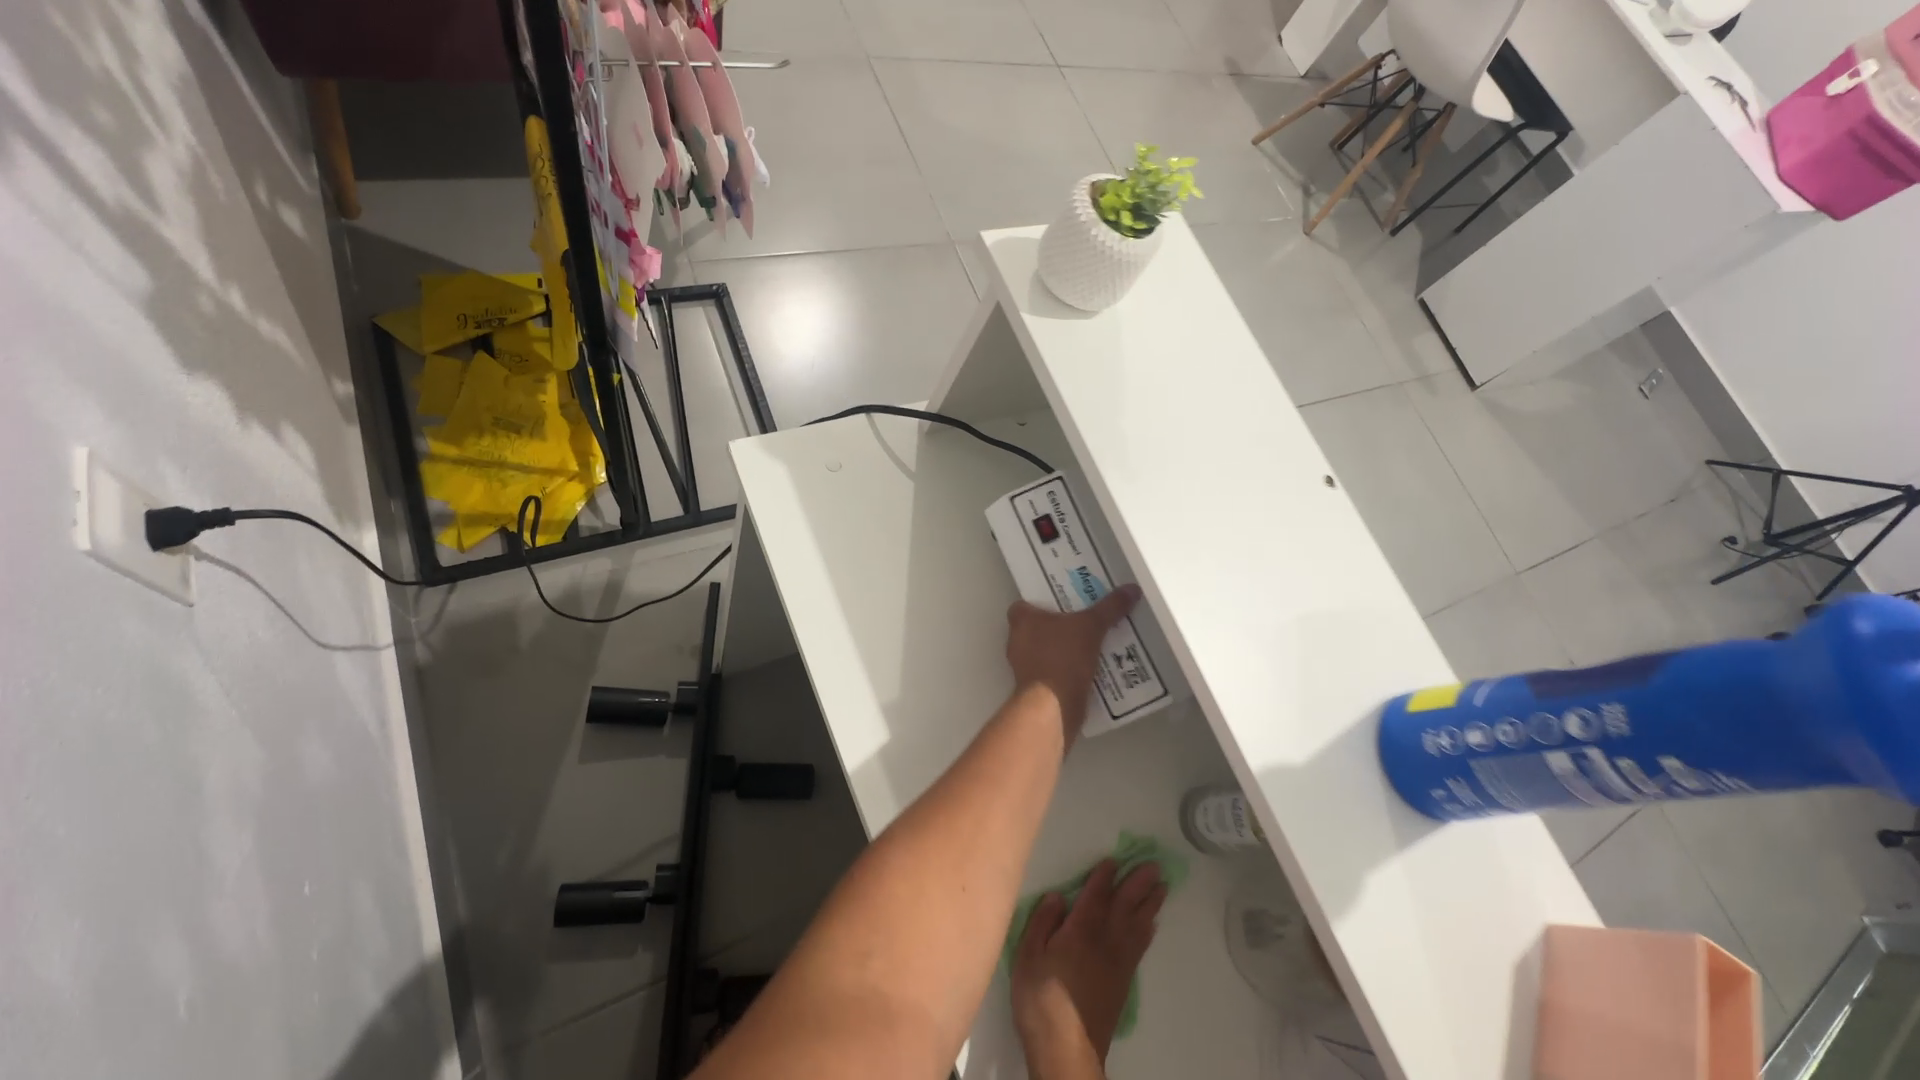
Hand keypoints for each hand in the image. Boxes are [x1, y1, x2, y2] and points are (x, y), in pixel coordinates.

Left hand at [1005, 584, 1140, 738]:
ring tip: (1091, 644)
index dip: (1040, 603)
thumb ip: (1110, 607)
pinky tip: (1089, 668)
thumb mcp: (1092, 626)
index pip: (1023, 605)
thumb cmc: (1064, 657)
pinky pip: (1052, 672)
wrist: (1054, 705)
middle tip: (1084, 620)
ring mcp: (1024, 667)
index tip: (1062, 602)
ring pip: (1045, 651)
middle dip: (1057, 626)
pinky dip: (1066, 670)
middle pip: (1036, 628)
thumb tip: (1131, 588)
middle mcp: (1017, 642)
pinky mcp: (1035, 688)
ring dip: (1063, 650)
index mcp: (1021, 621)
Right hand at [1011, 860, 1167, 1067]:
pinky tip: (1151, 925)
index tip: (1114, 859)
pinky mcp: (1124, 980)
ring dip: (1150, 904)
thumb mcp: (1027, 957)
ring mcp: (1118, 961)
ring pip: (1138, 924)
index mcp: (1080, 930)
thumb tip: (1059, 896)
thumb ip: (1042, 923)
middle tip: (1154, 865)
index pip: (1096, 895)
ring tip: (1162, 887)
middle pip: (1125, 905)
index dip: (1105, 876)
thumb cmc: (1041, 1000)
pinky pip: (1140, 947)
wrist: (1068, 1048)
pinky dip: (1148, 931)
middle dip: (1138, 883)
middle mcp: (1105, 940)